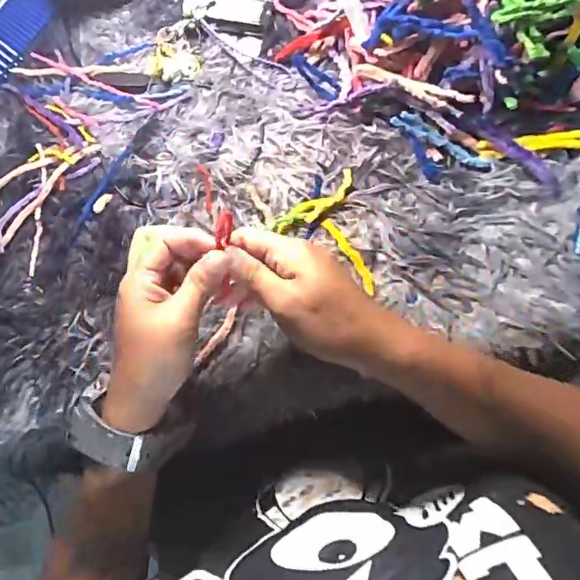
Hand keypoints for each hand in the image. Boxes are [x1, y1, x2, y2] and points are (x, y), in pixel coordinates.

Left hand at [107, 226, 233, 432]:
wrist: (140, 399)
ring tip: (223, 274)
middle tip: (220, 257)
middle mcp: (141, 280)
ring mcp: (150, 293)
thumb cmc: (157, 359)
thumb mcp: (181, 318)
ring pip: (172, 264)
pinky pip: (177, 282)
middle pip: (163, 246)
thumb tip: (223, 253)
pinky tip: (216, 289)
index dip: (191, 238)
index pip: (162, 240)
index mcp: (138, 278)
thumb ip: (200, 282)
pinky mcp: (160, 307)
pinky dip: (195, 280)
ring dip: (196, 263)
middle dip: (192, 246)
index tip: (220, 248)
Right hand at [224, 228, 413, 373]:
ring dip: (247, 282)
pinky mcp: (314, 282)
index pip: (247, 236)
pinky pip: (281, 278)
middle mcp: (299, 250)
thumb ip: (252, 274)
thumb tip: (223, 250)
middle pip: (256, 250)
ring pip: (267, 266)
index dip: (223, 249)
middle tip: (213, 295)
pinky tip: (251, 306)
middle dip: (233, 269)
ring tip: (226, 304)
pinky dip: (264, 289)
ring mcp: (308, 266)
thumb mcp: (283, 301)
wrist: (375, 343)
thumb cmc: (326, 324)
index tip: (203, 270)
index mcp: (291, 249)